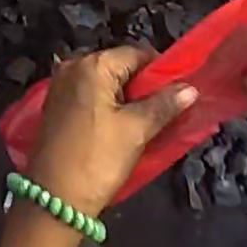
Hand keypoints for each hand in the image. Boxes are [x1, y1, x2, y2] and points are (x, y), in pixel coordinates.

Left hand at [26, 46, 197, 214]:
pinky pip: (90, 91)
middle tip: (167, 109)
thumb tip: (191, 88)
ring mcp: (61, 81)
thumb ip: (163, 105)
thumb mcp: (135, 131)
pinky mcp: (57, 100)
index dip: (161, 69)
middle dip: (144, 84)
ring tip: (149, 120)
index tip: (181, 90)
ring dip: (128, 96)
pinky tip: (123, 124)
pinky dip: (109, 102)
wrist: (55, 193)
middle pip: (119, 65)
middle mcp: (73, 64)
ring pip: (105, 80)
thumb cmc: (98, 158)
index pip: (135, 53)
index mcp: (92, 64)